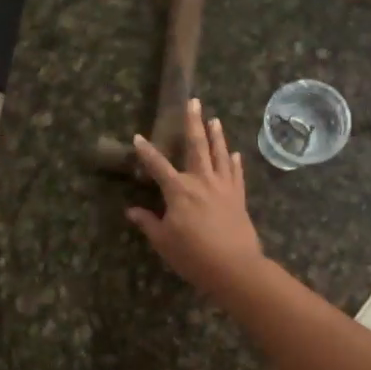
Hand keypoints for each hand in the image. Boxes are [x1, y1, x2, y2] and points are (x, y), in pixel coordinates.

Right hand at [126, 98, 266, 298]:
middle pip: (197, 146)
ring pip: (220, 155)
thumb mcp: (163, 242)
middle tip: (193, 102)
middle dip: (193, 123)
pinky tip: (235, 154)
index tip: (137, 138)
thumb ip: (148, 223)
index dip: (146, 152)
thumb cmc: (193, 256)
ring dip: (217, 136)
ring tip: (215, 119)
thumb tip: (132, 212)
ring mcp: (223, 187)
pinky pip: (236, 175)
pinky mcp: (238, 198)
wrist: (234, 267)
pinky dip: (235, 163)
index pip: (158, 166)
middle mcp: (201, 181)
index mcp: (178, 191)